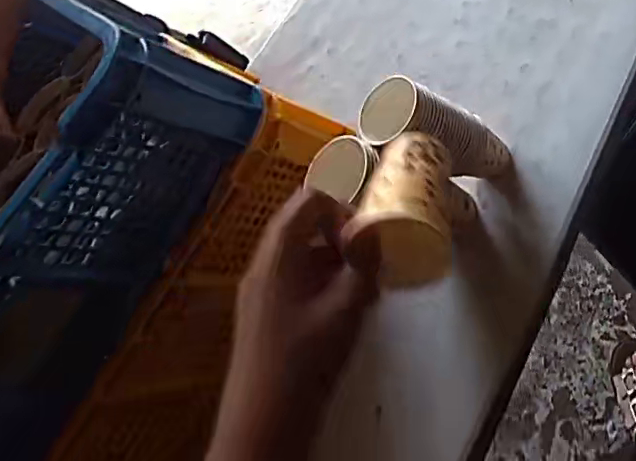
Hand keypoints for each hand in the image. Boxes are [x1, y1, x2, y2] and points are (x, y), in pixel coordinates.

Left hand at [217, 189, 377, 458]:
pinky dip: (323, 277)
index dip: (340, 205)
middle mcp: (264, 267)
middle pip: (302, 223)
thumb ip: (362, 264)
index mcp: (277, 258)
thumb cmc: (304, 363)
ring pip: (301, 251)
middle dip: (340, 230)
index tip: (364, 231)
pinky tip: (347, 305)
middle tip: (368, 251)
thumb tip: (374, 228)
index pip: (308, 200)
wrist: (260, 434)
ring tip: (365, 281)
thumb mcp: (345, 310)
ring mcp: (261, 292)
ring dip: (334, 255)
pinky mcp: (265, 315)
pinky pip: (296, 276)